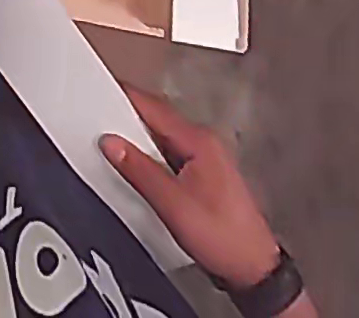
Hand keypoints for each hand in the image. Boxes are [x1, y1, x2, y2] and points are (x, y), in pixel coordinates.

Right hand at [100, 87, 281, 288]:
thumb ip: (139, 170)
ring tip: (118, 141)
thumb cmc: (223, 237)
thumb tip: (112, 145)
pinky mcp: (203, 172)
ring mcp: (205, 156)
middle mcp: (203, 142)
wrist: (254, 270)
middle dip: (131, 115)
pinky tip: (141, 164)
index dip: (128, 96)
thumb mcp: (173, 204)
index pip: (155, 108)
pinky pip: (171, 150)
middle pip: (159, 118)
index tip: (105, 89)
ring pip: (164, 135)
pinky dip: (152, 151)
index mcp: (198, 140)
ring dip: (141, 136)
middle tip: (104, 116)